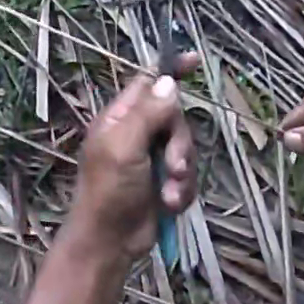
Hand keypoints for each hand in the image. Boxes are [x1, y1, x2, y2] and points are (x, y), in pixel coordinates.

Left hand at [68, 58, 199, 259]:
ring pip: (185, 149)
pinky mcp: (164, 183)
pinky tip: (170, 205)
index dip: (170, 72)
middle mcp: (137, 134)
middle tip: (172, 167)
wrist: (110, 243)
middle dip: (180, 144)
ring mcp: (151, 159)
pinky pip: (187, 176)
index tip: (195, 61)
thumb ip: (147, 114)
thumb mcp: (124, 148)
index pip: (148, 84)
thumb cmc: (108, 193)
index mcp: (120, 119)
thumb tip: (168, 82)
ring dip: (182, 173)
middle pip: (175, 119)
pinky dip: (183, 191)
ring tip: (169, 193)